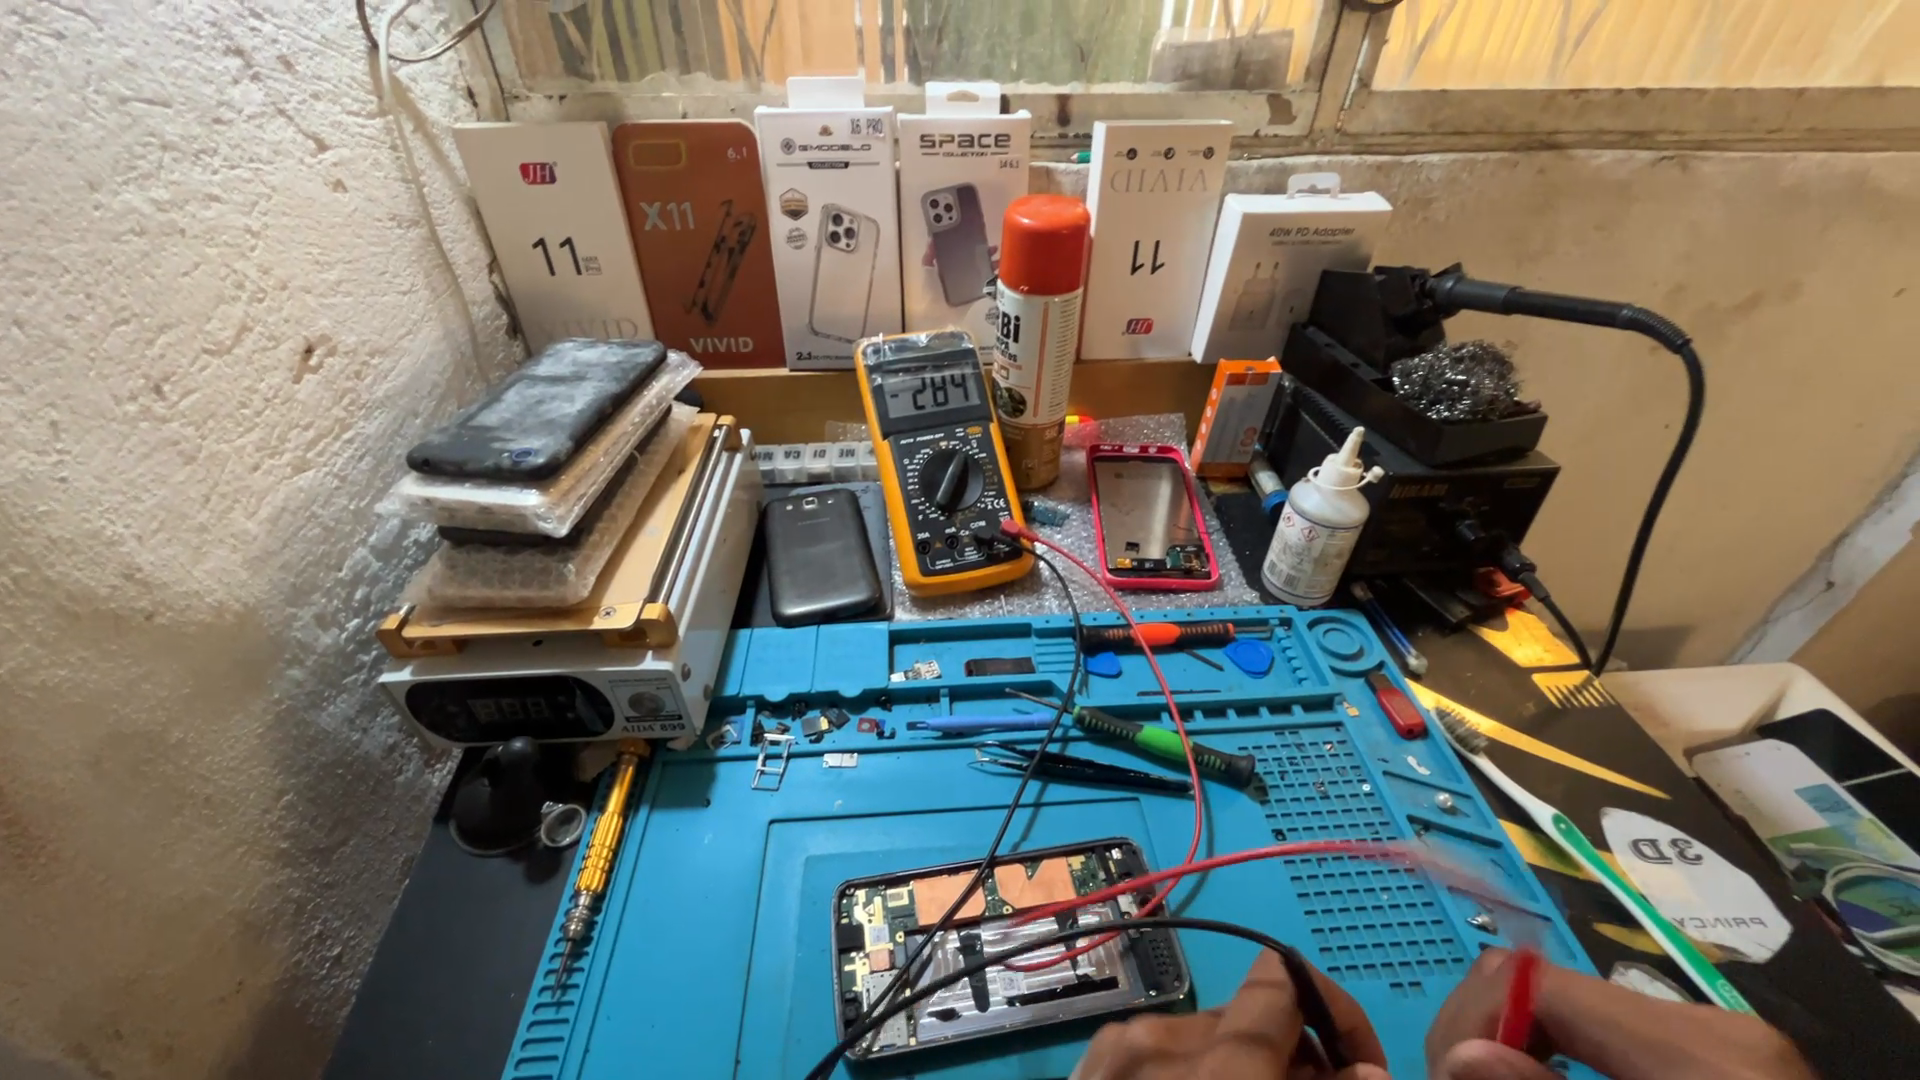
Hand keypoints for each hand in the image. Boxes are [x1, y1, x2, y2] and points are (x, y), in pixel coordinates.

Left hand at [1073, 951, 1391, 1078]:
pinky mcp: (1092, 1065)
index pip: (1284, 975)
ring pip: (1207, 1036)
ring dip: (1248, 1067)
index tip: (1363, 1068)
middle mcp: (1160, 1035)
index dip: (1337, 1011)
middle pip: (1250, 1013)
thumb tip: (1366, 1069)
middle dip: (1296, 1056)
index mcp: (1216, 1061)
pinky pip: (1161, 1052)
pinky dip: (1197, 1075)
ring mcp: (1117, 1048)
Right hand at [1426, 948, 1814, 1079]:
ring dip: (1516, 1037)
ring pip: (1570, 1000)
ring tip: (1497, 1078)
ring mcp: (1720, 1038)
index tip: (1445, 1072)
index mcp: (1696, 1048)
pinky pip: (1608, 1027)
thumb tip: (1457, 1055)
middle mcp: (1710, 1023)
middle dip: (1484, 1024)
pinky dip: (1562, 1052)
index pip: (1534, 981)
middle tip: (1458, 1078)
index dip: (1470, 1017)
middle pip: (1544, 980)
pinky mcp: (1722, 1059)